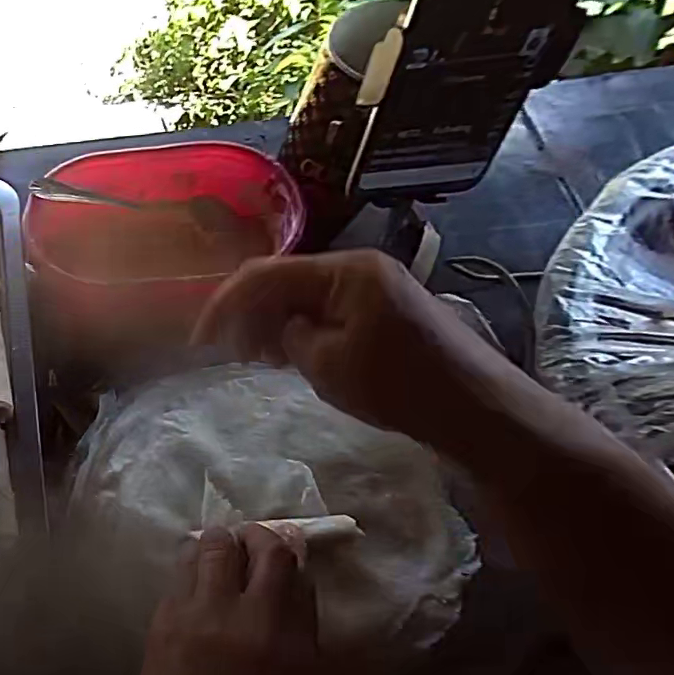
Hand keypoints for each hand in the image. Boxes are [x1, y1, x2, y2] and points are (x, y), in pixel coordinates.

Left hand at [100, 525, 316, 674]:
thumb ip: (298, 628)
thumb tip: (295, 577)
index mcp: (278, 639)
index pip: (282, 559)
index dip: (284, 542)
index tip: (286, 543)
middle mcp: (234, 615)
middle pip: (238, 541)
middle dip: (248, 537)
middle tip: (253, 548)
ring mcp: (191, 612)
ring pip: (202, 547)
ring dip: (216, 546)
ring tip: (224, 563)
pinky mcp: (161, 615)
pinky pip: (180, 573)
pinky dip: (193, 568)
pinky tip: (201, 587)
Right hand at [192, 249, 529, 454]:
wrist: (473, 407)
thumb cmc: (396, 385)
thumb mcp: (322, 362)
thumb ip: (284, 334)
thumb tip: (271, 326)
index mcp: (343, 272)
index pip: (263, 275)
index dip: (223, 306)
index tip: (200, 341)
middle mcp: (356, 267)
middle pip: (278, 280)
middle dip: (245, 314)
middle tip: (227, 354)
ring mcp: (370, 285)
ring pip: (297, 294)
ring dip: (268, 322)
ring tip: (256, 358)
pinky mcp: (378, 306)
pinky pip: (320, 307)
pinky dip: (294, 327)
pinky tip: (285, 354)